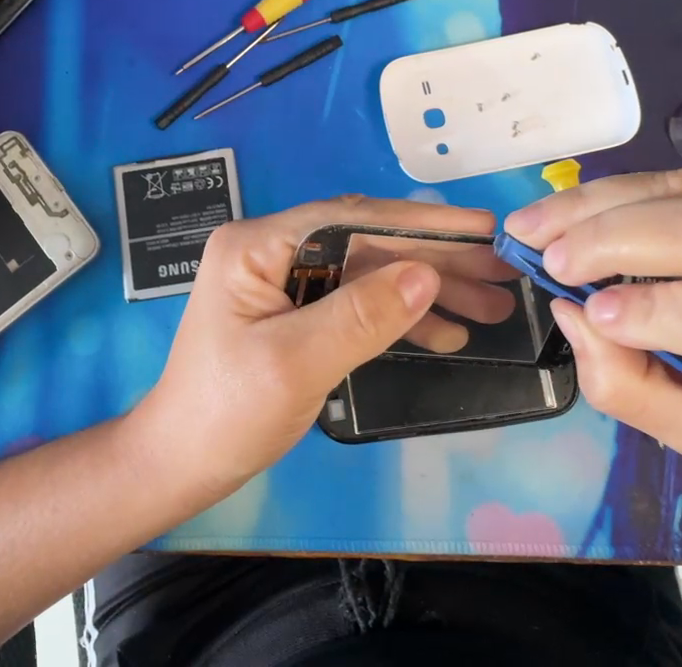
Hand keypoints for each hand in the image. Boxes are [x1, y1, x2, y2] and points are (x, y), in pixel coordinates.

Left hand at [129, 196, 496, 495]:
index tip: (482, 230)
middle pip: (366, 242)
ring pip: (369, 272)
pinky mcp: (296, 311)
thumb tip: (427, 273)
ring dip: (427, 290)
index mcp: (257, 244)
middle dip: (434, 259)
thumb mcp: (297, 362)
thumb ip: (362, 315)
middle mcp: (271, 250)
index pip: (351, 218)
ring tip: (491, 308)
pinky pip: (357, 302)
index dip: (421, 223)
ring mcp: (284, 280)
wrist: (181, 463)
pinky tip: (445, 335)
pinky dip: (400, 318)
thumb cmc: (227, 412)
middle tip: (500, 273)